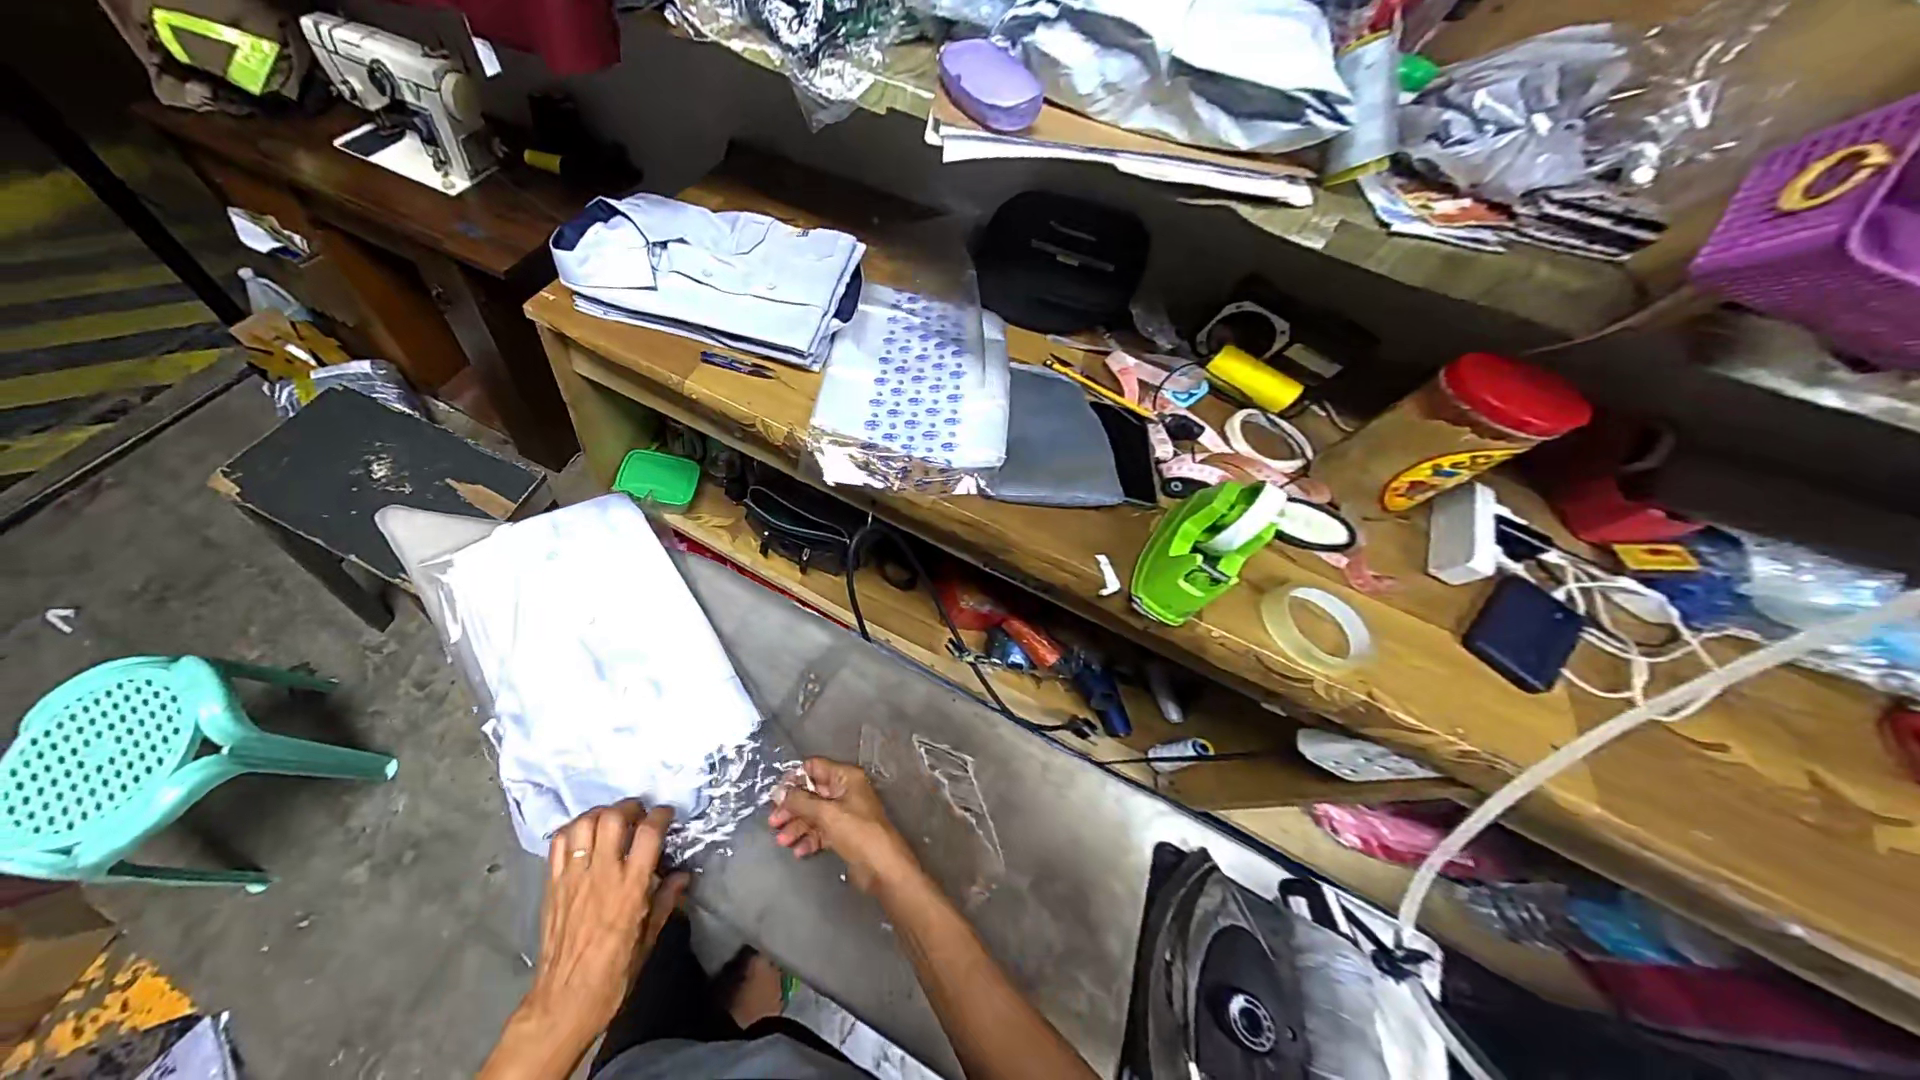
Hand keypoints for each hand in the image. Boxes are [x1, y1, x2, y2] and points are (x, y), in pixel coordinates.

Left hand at [521, 800, 689, 1046]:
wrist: (564, 1001)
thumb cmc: (614, 973)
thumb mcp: (649, 938)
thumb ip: (666, 900)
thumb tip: (683, 876)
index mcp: (630, 887)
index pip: (649, 833)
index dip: (661, 815)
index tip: (666, 815)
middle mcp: (601, 874)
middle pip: (612, 818)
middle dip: (629, 807)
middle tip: (638, 814)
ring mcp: (572, 878)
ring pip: (583, 824)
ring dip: (600, 814)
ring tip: (611, 820)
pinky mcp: (551, 885)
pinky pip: (557, 843)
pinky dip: (572, 830)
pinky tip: (583, 836)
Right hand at [768, 758, 920, 893]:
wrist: (882, 866)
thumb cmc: (857, 832)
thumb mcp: (826, 813)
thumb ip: (800, 801)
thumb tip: (779, 792)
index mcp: (846, 777)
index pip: (815, 768)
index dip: (794, 779)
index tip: (776, 795)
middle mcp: (845, 791)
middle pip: (811, 793)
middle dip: (792, 807)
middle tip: (774, 822)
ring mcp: (844, 813)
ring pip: (814, 814)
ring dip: (797, 826)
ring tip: (783, 841)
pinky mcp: (843, 834)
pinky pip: (821, 831)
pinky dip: (809, 838)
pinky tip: (799, 850)